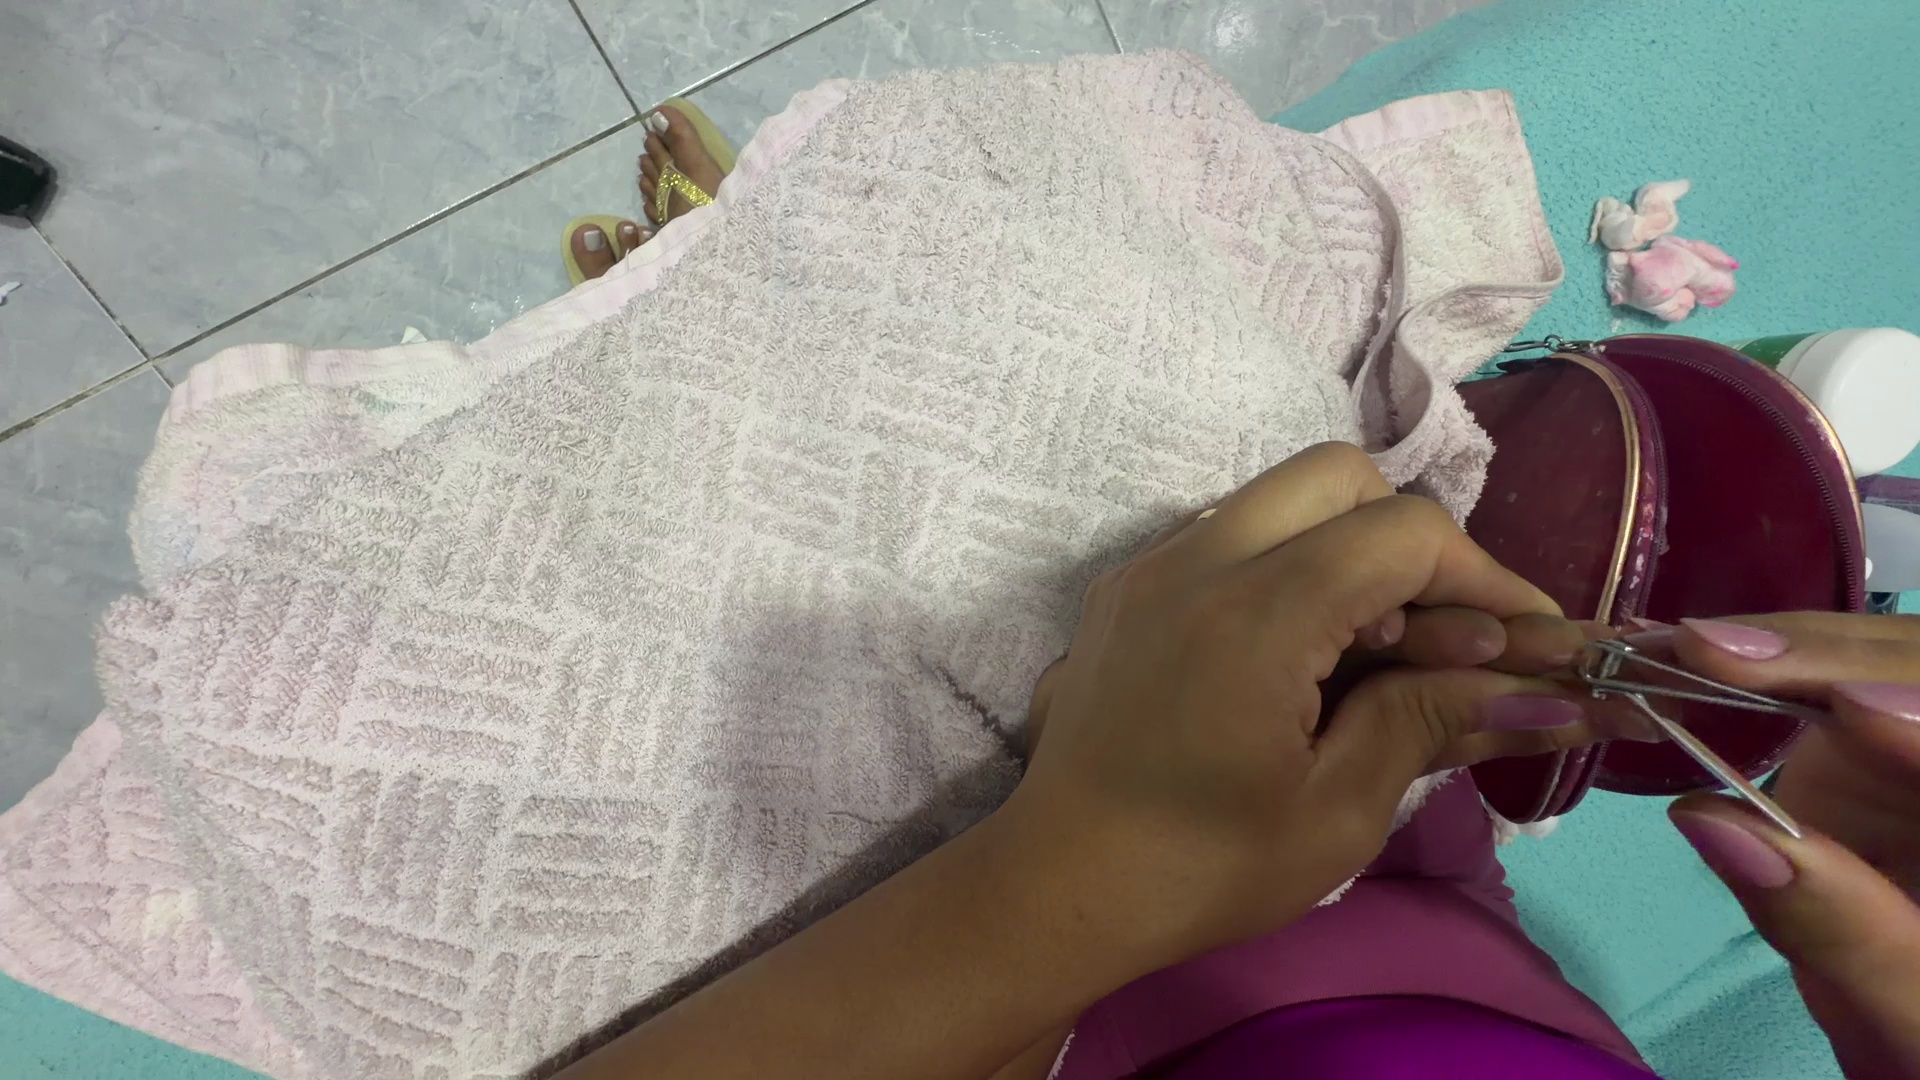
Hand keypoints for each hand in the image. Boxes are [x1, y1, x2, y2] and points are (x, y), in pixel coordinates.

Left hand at [1011, 442, 1599, 954]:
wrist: (1059, 875)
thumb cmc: (1199, 865)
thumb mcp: (1335, 810)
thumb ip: (1432, 722)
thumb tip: (1543, 690)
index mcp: (1251, 612)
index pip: (1400, 531)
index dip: (1484, 577)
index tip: (1520, 643)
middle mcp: (1190, 560)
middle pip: (1331, 477)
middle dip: (1405, 537)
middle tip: (1429, 632)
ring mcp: (1144, 566)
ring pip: (1269, 499)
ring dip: (1337, 546)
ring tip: (1359, 649)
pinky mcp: (1119, 588)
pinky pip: (1218, 535)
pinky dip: (1275, 562)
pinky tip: (1284, 648)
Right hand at [1649, 613, 1919, 1077]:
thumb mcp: (1911, 1024)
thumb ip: (1840, 930)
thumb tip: (1703, 817)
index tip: (1848, 708)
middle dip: (1840, 655)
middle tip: (1710, 648)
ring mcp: (1919, 753)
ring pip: (1884, 663)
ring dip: (1783, 647)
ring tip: (1673, 644)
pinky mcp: (1873, 750)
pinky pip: (1823, 685)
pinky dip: (1749, 664)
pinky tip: (1678, 652)